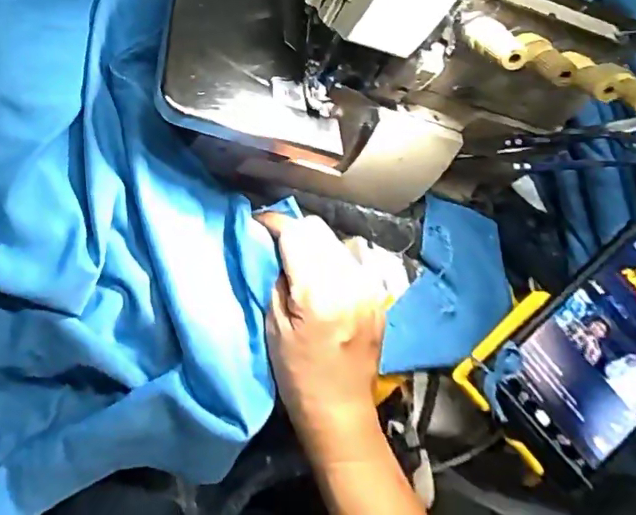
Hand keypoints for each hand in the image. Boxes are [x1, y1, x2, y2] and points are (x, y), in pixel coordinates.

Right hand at [257, 212, 388, 445]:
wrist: (342, 413)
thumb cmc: (298, 377)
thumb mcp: (274, 327)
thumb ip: (277, 280)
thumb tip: (275, 248)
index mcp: (318, 292)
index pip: (295, 234)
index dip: (273, 222)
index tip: (257, 221)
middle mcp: (348, 281)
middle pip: (316, 229)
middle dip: (293, 229)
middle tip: (274, 240)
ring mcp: (368, 285)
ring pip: (334, 239)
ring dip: (313, 241)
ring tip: (297, 257)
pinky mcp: (377, 292)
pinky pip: (350, 257)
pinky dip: (332, 256)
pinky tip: (321, 273)